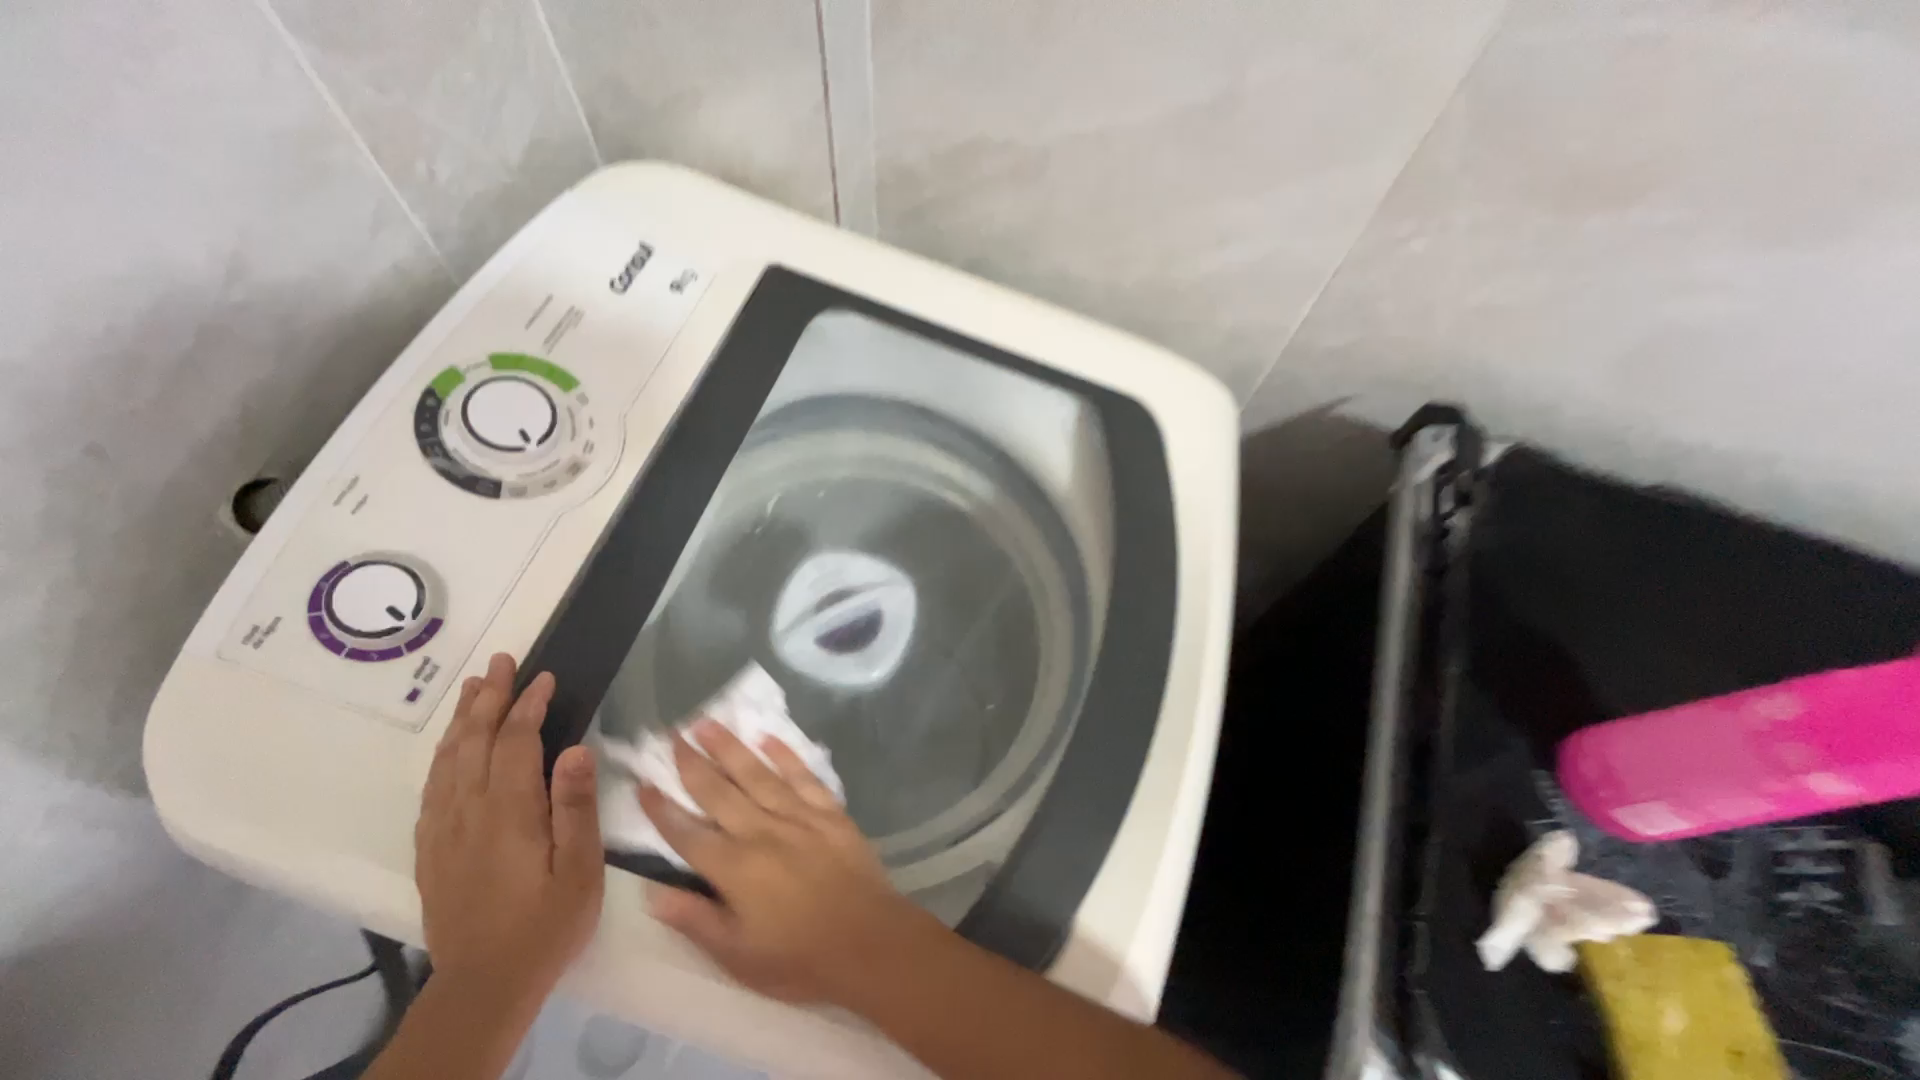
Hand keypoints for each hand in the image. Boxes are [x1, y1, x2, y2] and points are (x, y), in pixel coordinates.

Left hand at [415, 654, 603, 1007]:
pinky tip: (452, 749)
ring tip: (474, 687)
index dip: (529, 705)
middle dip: (490, 697)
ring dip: (463, 719)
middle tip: (502, 661)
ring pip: (449, 760)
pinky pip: (433, 787)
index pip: (517, 742)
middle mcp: (469, 811)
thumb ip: (575, 806)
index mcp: (509, 811)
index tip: (545, 677)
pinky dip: (444, 755)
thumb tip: (577, 749)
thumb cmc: (546, 924)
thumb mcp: (580, 869)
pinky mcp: (431, 849)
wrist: (484, 983)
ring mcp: (444, 829)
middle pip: (475, 740)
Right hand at [638, 720, 927, 1005]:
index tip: (643, 783)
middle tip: (671, 734)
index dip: (662, 810)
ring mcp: (799, 817)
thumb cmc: (799, 958)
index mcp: (734, 868)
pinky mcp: (831, 813)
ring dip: (730, 747)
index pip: (687, 833)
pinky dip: (786, 755)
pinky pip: (804, 776)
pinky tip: (769, 737)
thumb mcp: (737, 955)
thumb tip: (651, 893)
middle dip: (691, 763)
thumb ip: (695, 920)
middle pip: (719, 792)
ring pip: (757, 774)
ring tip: (708, 722)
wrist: (870, 942)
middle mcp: (761, 832)